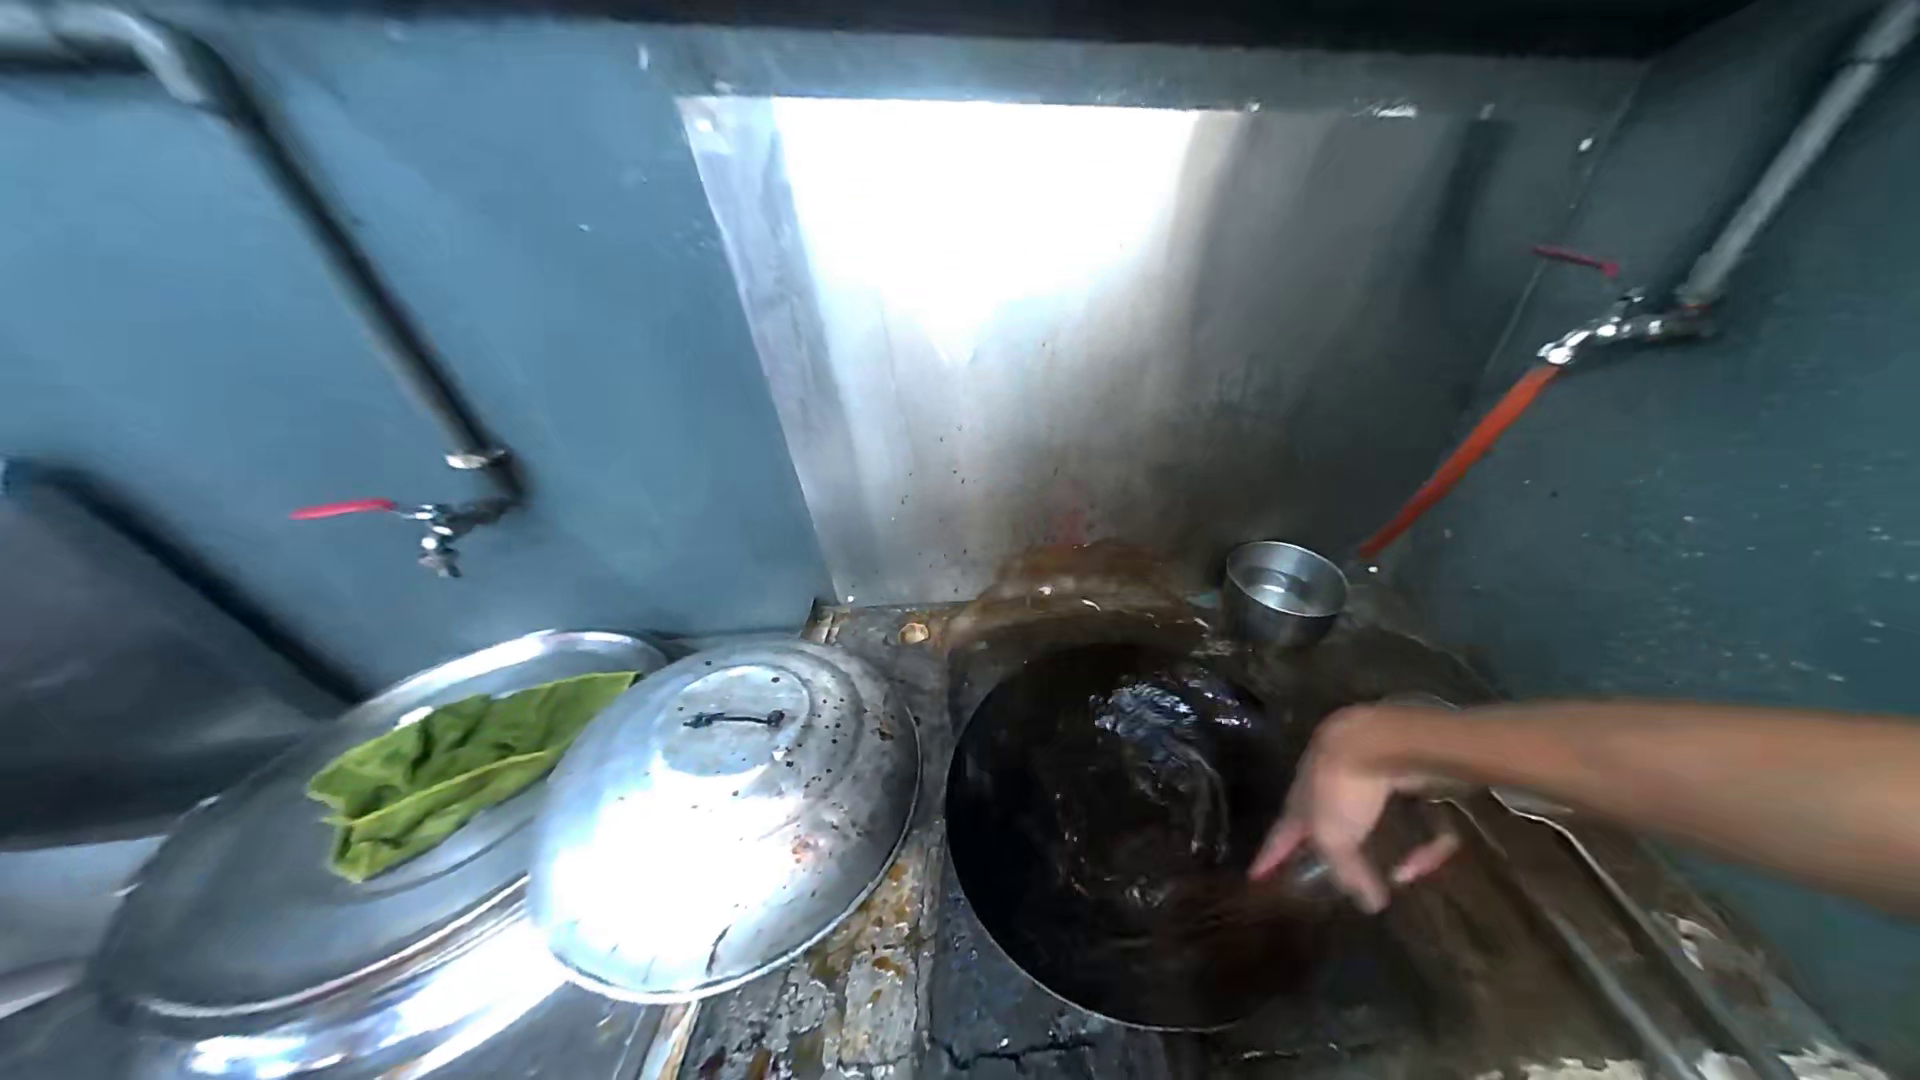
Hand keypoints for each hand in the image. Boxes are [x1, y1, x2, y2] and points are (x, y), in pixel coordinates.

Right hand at [1247, 705, 1459, 912]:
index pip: (1280, 837)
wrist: (1376, 741)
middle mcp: (1326, 792)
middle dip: (1330, 848)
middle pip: (1324, 825)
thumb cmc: (1340, 787)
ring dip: (1387, 848)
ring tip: (1401, 872)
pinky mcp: (1398, 781)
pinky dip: (1422, 841)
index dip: (1269, 857)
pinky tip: (1432, 854)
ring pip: (1371, 823)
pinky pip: (1412, 823)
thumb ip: (1345, 871)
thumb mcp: (1332, 836)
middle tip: (1339, 874)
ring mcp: (1361, 784)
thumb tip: (1368, 903)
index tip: (1254, 876)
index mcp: (1301, 804)